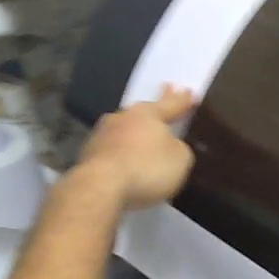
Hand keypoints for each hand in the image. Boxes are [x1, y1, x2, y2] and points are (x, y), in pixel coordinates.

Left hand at [76, 85, 196, 209]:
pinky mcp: (88, 154)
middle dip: (155, 111)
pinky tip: (126, 162)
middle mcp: (123, 117)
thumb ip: (180, 148)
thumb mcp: (180, 159)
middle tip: (162, 103)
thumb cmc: (147, 168)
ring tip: (143, 141)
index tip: (190, 92)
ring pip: (125, 130)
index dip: (183, 100)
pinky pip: (113, 150)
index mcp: (148, 113)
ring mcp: (102, 134)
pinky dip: (121, 153)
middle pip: (144, 113)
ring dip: (135, 134)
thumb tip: (171, 145)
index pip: (171, 104)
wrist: (101, 186)